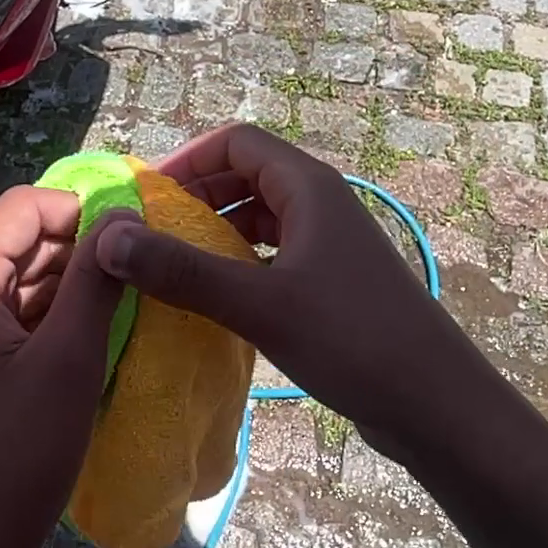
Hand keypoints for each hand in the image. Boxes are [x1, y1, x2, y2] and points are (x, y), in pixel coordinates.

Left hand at [0, 186, 129, 547]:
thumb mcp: (67, 363)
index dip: (83, 211)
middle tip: (134, 278)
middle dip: (78, 250)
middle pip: (17, 238)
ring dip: (65, 285)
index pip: (24, 206)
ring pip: (14, 276)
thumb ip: (96, 280)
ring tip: (119, 308)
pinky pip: (3, 312)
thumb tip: (123, 217)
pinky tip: (84, 338)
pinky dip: (44, 316)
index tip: (134, 240)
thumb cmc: (11, 459)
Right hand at [95, 124, 463, 454]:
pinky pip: (273, 253)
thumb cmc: (351, 339)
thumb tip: (110, 240)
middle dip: (196, 196)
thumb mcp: (258, 304)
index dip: (187, 160)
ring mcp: (329, 243)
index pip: (237, 142)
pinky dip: (239, 261)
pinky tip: (214, 294)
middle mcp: (320, 203)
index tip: (146, 196)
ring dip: (216, 231)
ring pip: (260, 217)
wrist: (437, 405)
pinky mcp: (332, 280)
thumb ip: (182, 271)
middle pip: (246, 175)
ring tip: (172, 264)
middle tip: (149, 233)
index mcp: (308, 187)